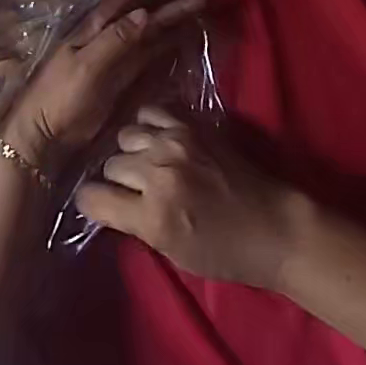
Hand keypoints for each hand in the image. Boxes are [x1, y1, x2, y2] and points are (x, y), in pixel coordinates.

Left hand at [0, 0, 205, 165]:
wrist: (45, 133)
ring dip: (172, 14)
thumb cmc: (58, 97)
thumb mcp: (86, 67)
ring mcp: (117, 56)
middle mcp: (109, 35)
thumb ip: (116, 41)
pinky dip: (167, 41)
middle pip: (144, 6)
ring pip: (151, 29)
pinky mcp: (122, 77)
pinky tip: (181, 35)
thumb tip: (146, 13)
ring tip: (198, 0)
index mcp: (96, 27)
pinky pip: (150, 52)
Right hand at [74, 106, 307, 289]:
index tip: (98, 204)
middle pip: (110, 164)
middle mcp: (159, 173)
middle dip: (115, 178)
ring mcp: (177, 143)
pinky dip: (149, 124)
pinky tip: (155, 137)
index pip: (94, 198)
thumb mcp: (172, 252)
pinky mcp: (193, 124)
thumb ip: (135, 225)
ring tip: (144, 162)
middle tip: (130, 187)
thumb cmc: (225, 251)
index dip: (91, 203)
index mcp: (153, 216)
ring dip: (131, 151)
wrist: (274, 226)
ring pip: (126, 135)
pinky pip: (152, 111)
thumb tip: (107, 202)